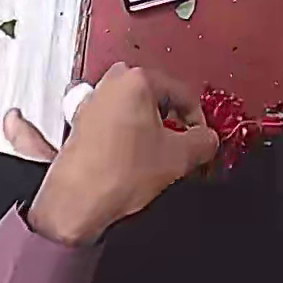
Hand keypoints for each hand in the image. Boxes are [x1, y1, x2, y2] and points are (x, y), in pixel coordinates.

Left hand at [26, 64, 217, 245]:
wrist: (73, 204)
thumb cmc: (122, 173)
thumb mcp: (178, 157)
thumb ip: (204, 141)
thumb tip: (208, 139)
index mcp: (138, 78)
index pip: (183, 94)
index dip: (198, 121)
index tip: (201, 141)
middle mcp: (114, 80)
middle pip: (159, 98)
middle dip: (172, 122)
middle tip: (180, 148)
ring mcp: (93, 98)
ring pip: (137, 108)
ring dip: (151, 128)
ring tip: (156, 156)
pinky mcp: (81, 119)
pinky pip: (116, 119)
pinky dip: (129, 133)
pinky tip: (132, 158)